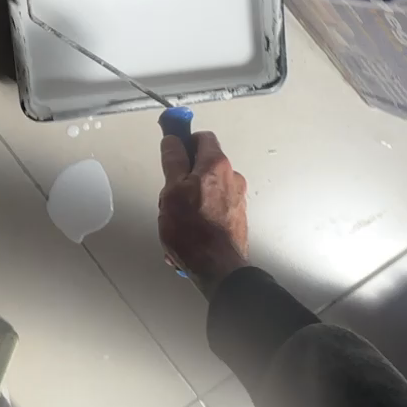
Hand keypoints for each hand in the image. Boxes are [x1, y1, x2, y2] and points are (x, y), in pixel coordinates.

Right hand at [158, 131, 248, 294]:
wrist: (218, 269)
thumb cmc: (192, 230)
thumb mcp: (171, 191)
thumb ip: (173, 161)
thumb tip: (172, 139)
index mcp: (216, 165)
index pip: (202, 137)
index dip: (185, 141)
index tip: (172, 152)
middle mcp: (232, 177)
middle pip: (203, 165)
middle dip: (183, 178)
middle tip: (169, 197)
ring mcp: (237, 199)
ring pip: (206, 189)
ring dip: (190, 200)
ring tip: (176, 223)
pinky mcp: (237, 218)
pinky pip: (213, 209)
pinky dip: (200, 216)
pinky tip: (187, 235)